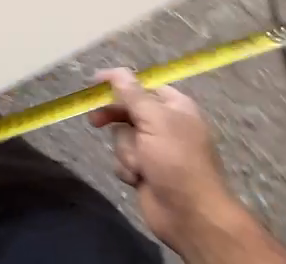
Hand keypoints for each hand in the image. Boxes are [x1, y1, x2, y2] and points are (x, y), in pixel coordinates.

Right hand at [88, 69, 241, 254]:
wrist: (190, 215)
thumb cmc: (176, 160)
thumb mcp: (155, 119)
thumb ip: (132, 93)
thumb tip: (116, 71)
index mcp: (174, 106)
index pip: (141, 85)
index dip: (119, 83)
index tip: (95, 82)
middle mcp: (164, 125)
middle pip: (127, 110)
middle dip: (115, 119)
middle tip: (95, 121)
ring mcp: (154, 149)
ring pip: (122, 137)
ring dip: (127, 151)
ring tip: (140, 165)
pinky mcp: (144, 171)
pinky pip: (123, 160)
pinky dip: (128, 168)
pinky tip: (139, 178)